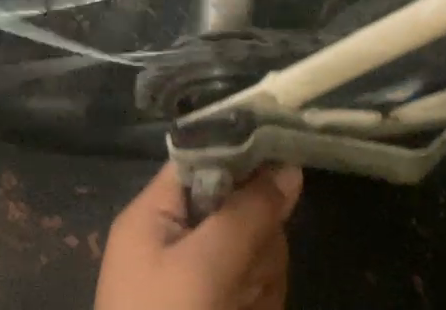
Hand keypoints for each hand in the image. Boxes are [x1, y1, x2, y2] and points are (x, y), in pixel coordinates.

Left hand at [95, 164, 302, 309]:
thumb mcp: (204, 267)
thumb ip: (249, 211)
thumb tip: (291, 167)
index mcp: (154, 216)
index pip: (205, 155)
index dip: (245, 151)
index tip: (286, 156)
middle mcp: (177, 238)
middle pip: (243, 202)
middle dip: (258, 237)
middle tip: (244, 271)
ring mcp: (201, 277)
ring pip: (260, 244)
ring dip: (262, 276)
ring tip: (240, 309)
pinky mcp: (222, 306)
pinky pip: (261, 283)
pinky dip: (261, 302)